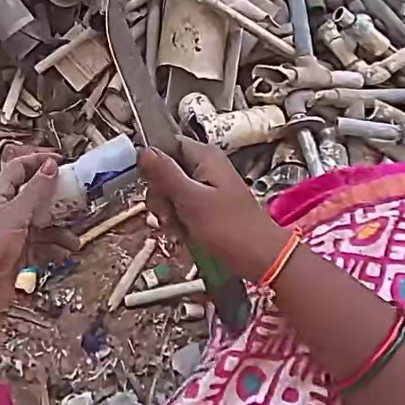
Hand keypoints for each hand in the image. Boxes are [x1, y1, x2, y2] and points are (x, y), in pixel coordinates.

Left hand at [0, 152, 59, 336]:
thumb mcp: (15, 214)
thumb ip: (35, 190)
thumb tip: (50, 166)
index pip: (19, 168)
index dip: (38, 161)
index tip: (60, 161)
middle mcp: (5, 212)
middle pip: (35, 197)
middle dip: (56, 199)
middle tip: (76, 200)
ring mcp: (12, 234)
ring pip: (42, 224)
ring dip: (59, 230)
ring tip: (72, 238)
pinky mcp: (18, 256)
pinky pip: (42, 246)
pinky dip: (54, 249)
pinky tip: (63, 253)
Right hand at [138, 138, 290, 282]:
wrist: (261, 260)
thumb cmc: (228, 229)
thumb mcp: (191, 200)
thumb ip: (165, 174)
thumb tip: (143, 150)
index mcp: (204, 156)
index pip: (166, 144)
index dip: (153, 163)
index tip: (150, 185)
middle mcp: (205, 167)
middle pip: (165, 171)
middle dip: (161, 195)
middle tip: (169, 213)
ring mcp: (206, 188)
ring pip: (171, 193)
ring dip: (168, 213)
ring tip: (179, 228)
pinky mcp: (207, 208)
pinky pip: (182, 209)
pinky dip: (179, 222)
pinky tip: (183, 235)